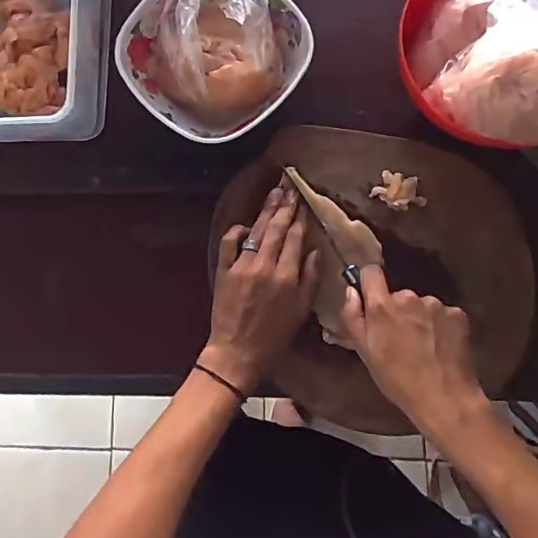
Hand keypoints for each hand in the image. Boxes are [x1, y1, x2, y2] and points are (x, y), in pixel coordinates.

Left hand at [205, 181, 321, 392]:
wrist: (237, 352)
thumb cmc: (274, 336)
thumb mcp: (300, 311)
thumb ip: (310, 280)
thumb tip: (314, 251)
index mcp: (287, 277)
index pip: (295, 238)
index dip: (300, 217)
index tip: (304, 200)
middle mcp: (265, 266)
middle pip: (277, 228)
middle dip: (284, 205)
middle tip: (289, 185)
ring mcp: (242, 266)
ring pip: (256, 231)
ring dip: (265, 211)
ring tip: (274, 193)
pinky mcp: (223, 270)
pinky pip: (230, 243)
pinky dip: (238, 231)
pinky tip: (246, 225)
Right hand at [340, 266, 486, 436]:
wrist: (446, 399)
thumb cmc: (397, 379)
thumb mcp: (364, 352)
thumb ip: (352, 316)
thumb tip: (351, 291)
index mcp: (382, 305)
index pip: (371, 272)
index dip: (369, 283)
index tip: (371, 299)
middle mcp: (409, 297)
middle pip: (398, 295)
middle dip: (397, 310)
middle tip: (400, 338)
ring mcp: (436, 304)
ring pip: (421, 305)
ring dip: (419, 318)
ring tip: (423, 346)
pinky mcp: (458, 314)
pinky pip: (443, 314)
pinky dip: (440, 326)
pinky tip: (441, 347)